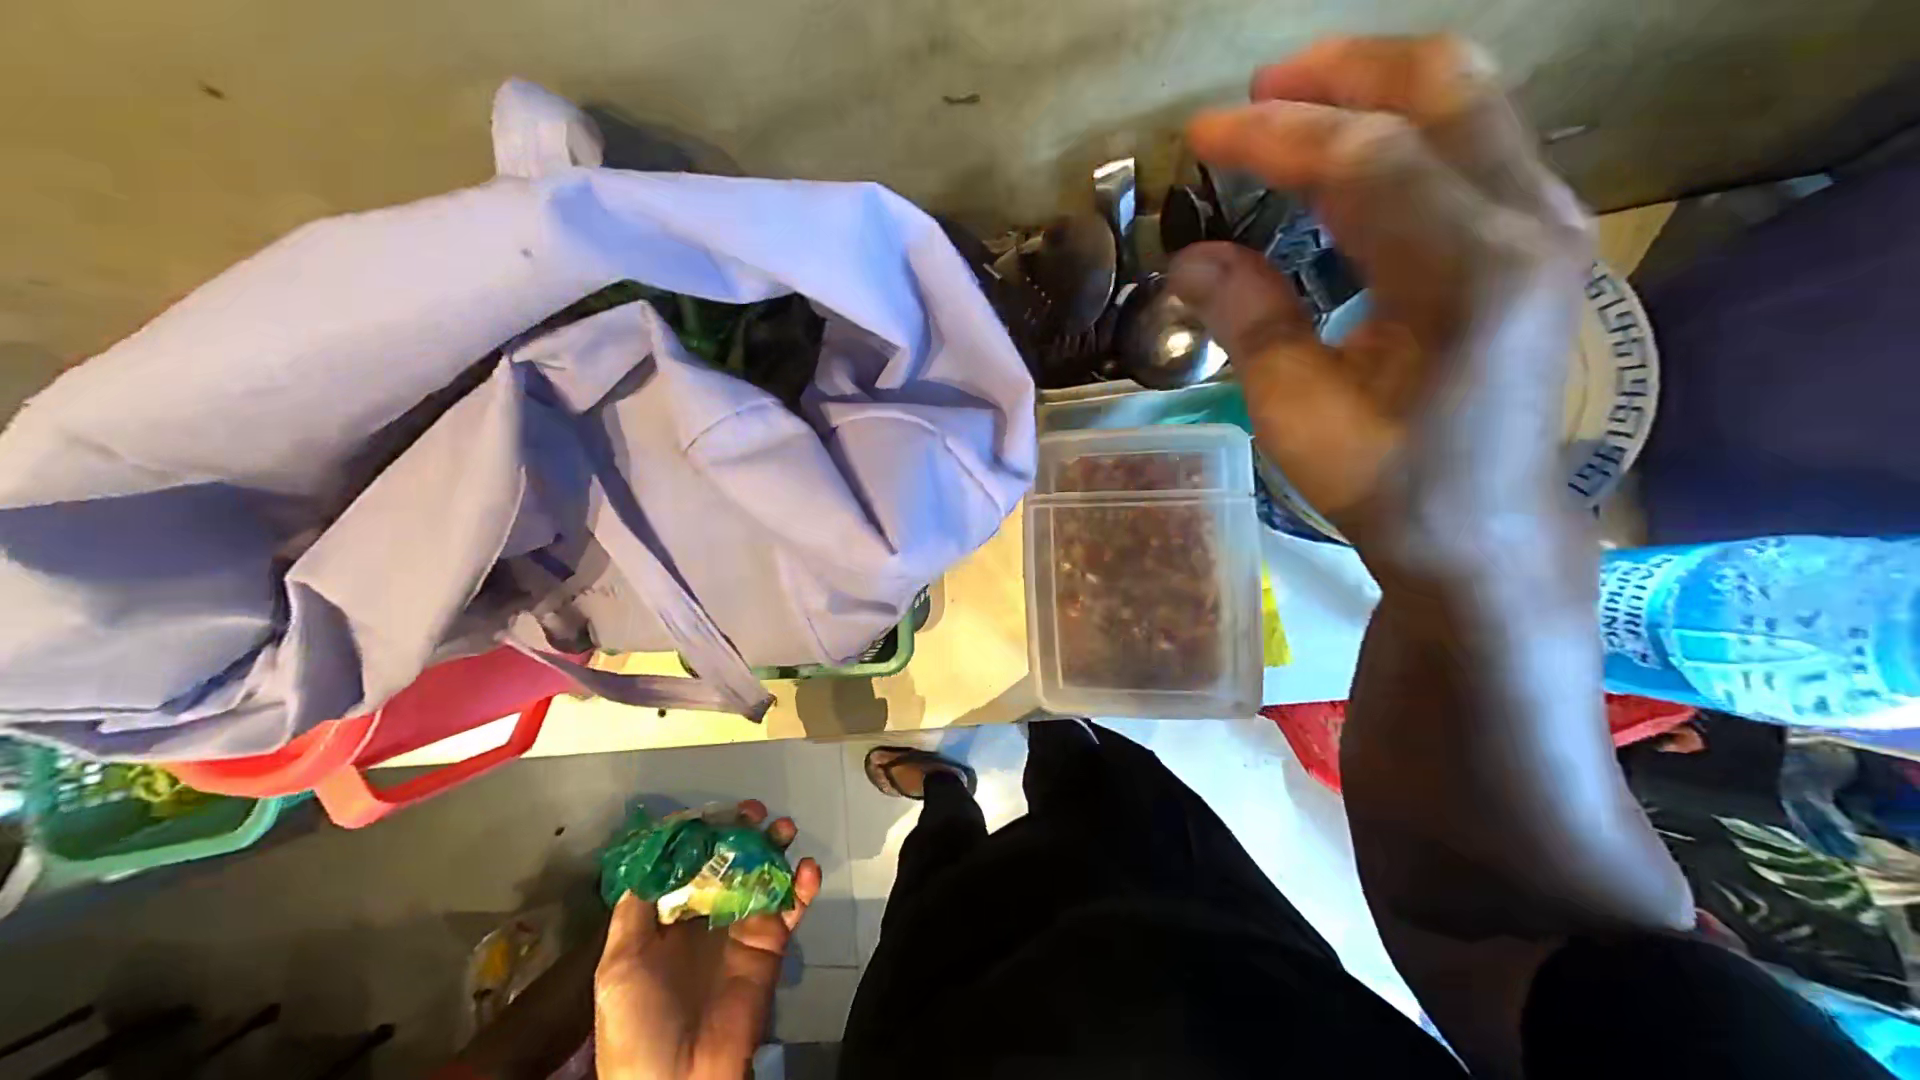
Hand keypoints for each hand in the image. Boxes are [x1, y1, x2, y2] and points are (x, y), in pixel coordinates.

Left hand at [593, 800, 822, 1079]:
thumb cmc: (638, 1023)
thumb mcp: (618, 965)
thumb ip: (634, 910)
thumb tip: (650, 857)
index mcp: (670, 918)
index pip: (690, 863)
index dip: (702, 835)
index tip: (713, 812)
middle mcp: (708, 915)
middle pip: (731, 862)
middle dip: (743, 833)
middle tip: (754, 813)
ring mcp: (742, 926)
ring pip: (764, 875)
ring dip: (776, 848)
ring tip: (784, 829)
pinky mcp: (771, 943)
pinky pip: (791, 906)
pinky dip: (803, 885)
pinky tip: (806, 869)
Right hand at [1170, 36, 1592, 566]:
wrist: (1479, 531)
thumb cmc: (1386, 483)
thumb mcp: (1297, 412)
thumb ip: (1249, 320)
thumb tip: (1189, 258)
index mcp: (1469, 275)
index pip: (1367, 160)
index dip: (1275, 136)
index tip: (1201, 135)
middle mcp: (1528, 226)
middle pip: (1444, 90)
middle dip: (1340, 73)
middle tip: (1257, 90)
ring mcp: (1546, 226)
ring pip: (1469, 104)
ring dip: (1373, 92)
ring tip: (1292, 110)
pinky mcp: (1537, 241)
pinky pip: (1472, 146)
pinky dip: (1401, 133)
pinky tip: (1344, 165)